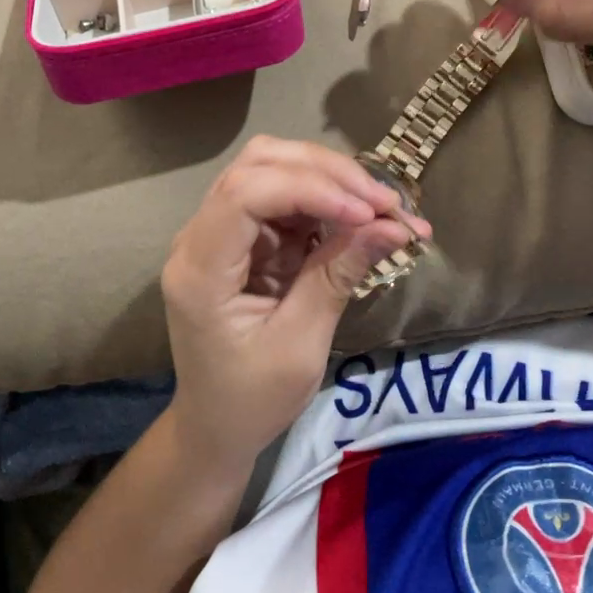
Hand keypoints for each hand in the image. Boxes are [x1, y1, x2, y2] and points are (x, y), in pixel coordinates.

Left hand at [160, 137, 430, 464]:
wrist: (216, 427)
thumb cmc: (252, 399)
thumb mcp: (301, 344)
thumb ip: (338, 276)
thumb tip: (393, 225)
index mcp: (199, 270)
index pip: (246, 193)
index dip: (311, 188)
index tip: (368, 213)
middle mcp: (199, 238)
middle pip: (259, 165)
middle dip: (328, 173)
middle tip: (386, 203)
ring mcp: (219, 234)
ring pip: (273, 171)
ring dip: (331, 180)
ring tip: (383, 207)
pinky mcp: (243, 240)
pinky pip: (284, 199)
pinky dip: (327, 201)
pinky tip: (362, 219)